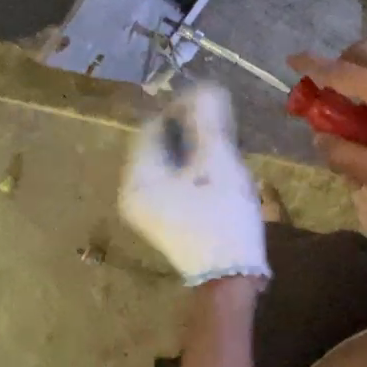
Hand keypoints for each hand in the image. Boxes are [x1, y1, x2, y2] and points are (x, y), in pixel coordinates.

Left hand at [119, 85, 268, 285]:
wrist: (232, 279)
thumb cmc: (221, 217)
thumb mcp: (217, 161)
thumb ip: (208, 120)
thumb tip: (204, 88)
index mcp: (138, 179)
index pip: (152, 126)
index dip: (180, 108)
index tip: (211, 104)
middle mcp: (135, 194)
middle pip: (159, 145)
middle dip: (190, 129)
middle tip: (221, 124)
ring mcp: (149, 210)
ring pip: (170, 163)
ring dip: (195, 148)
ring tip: (224, 144)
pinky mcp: (166, 220)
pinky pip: (175, 182)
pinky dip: (194, 169)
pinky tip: (219, 168)